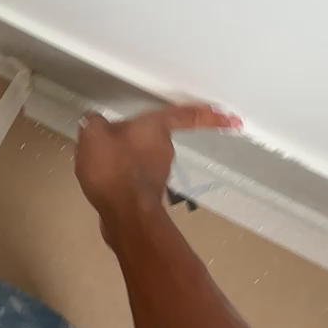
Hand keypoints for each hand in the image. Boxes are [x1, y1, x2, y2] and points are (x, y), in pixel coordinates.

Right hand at [75, 104, 240, 234]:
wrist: (123, 213)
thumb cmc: (114, 167)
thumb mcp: (93, 134)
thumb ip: (94, 123)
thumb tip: (96, 123)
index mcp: (157, 127)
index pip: (188, 115)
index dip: (211, 114)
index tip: (235, 119)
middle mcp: (164, 148)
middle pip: (154, 135)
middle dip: (137, 137)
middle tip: (113, 138)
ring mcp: (159, 172)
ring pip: (143, 157)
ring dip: (127, 158)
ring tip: (101, 162)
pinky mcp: (148, 192)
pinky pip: (134, 176)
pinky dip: (122, 176)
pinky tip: (105, 180)